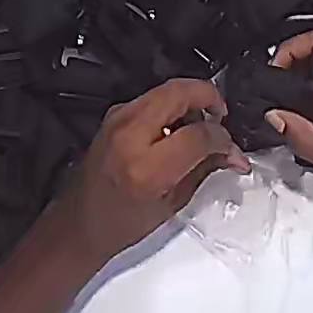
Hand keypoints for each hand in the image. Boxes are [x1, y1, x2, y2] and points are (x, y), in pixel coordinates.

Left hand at [51, 78, 249, 265]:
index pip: (197, 134)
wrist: (81, 220)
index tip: (232, 146)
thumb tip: (232, 153)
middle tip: (221, 115)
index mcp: (146, 167)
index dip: (222, 138)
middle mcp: (129, 135)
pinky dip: (171, 104)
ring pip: (164, 89)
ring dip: (189, 99)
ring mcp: (118, 119)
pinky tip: (179, 126)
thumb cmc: (121, 222)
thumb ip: (204, 170)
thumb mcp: (172, 204)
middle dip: (207, 97)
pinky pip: (150, 98)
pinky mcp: (114, 114)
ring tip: (202, 123)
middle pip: (178, 92)